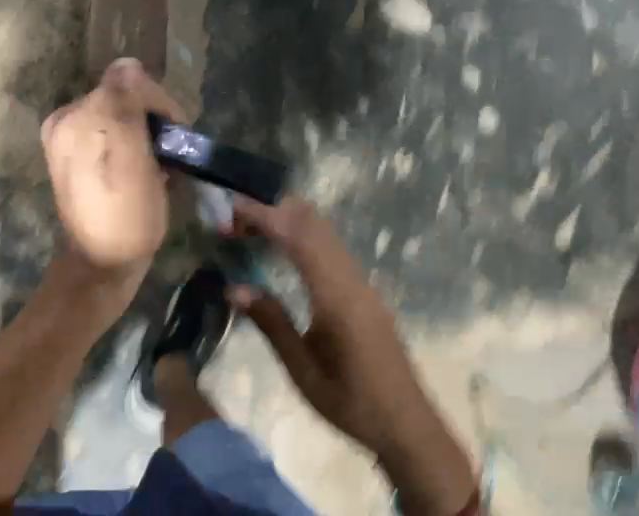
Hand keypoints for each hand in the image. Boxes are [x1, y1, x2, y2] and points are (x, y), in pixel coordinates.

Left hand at [39, 59, 179, 288]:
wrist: (102, 266)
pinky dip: (132, 145)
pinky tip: (144, 170)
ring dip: (146, 135)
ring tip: (160, 168)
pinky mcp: (73, 152)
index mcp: (74, 118)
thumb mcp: (134, 163)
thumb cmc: (127, 219)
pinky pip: (111, 131)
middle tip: (170, 159)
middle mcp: (64, 119)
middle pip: (123, 97)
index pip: (129, 85)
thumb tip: (127, 63)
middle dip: (153, 122)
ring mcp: (65, 136)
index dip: (160, 108)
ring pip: (121, 114)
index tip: (177, 140)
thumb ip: (127, 109)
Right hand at [230, 197, 477, 515]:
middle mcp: (351, 279)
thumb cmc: (352, 403)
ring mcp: (362, 284)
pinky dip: (301, 235)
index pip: (296, 236)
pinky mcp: (364, 292)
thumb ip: (271, 324)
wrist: (409, 427)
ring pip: (323, 231)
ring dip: (286, 221)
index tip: (228, 210)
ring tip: (249, 233)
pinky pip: (330, 247)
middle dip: (271, 210)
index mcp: (336, 296)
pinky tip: (281, 253)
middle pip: (312, 221)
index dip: (262, 216)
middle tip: (234, 223)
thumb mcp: (303, 371)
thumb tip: (233, 287)